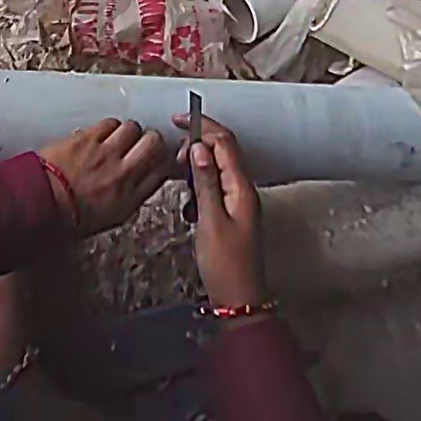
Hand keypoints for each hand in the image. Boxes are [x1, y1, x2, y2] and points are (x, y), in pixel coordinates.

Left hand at [38, 119, 171, 235]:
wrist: (41, 203)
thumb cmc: (71, 215)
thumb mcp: (112, 216)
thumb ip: (132, 196)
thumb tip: (145, 178)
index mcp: (130, 198)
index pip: (161, 171)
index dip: (163, 160)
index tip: (158, 157)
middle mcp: (123, 173)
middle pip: (154, 144)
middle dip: (152, 140)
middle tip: (142, 142)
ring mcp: (105, 153)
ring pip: (132, 128)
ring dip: (128, 131)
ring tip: (118, 137)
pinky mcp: (87, 138)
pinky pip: (110, 123)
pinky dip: (109, 127)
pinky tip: (102, 134)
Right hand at [174, 113, 266, 309]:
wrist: (239, 301)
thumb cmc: (225, 264)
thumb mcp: (210, 220)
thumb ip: (205, 181)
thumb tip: (199, 147)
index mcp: (242, 187)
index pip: (225, 142)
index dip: (203, 125)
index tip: (179, 120)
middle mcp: (243, 188)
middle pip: (223, 150)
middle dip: (198, 143)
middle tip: (177, 157)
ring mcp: (239, 199)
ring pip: (218, 165)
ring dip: (198, 163)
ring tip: (181, 176)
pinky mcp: (231, 210)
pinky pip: (215, 182)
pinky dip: (199, 180)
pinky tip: (188, 196)